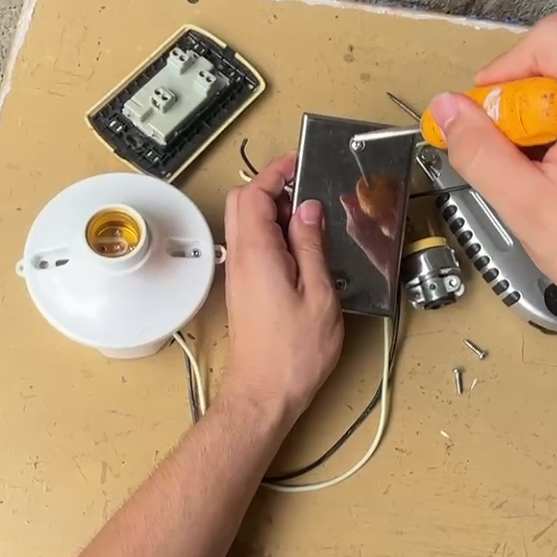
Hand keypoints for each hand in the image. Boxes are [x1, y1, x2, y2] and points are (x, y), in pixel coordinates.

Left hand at [218, 152, 344, 423]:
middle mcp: (239, 259)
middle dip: (271, 188)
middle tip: (306, 192)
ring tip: (310, 222)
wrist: (264, 392)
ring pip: (244, 224)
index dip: (275, 173)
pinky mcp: (242, 288)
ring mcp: (237, 274)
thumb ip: (312, 246)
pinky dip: (270, 234)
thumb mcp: (319, 295)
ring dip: (271, 212)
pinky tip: (300, 250)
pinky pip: (250, 246)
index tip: (297, 164)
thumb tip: (309, 211)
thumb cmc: (294, 354)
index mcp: (257, 254)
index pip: (254, 195)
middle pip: (241, 203)